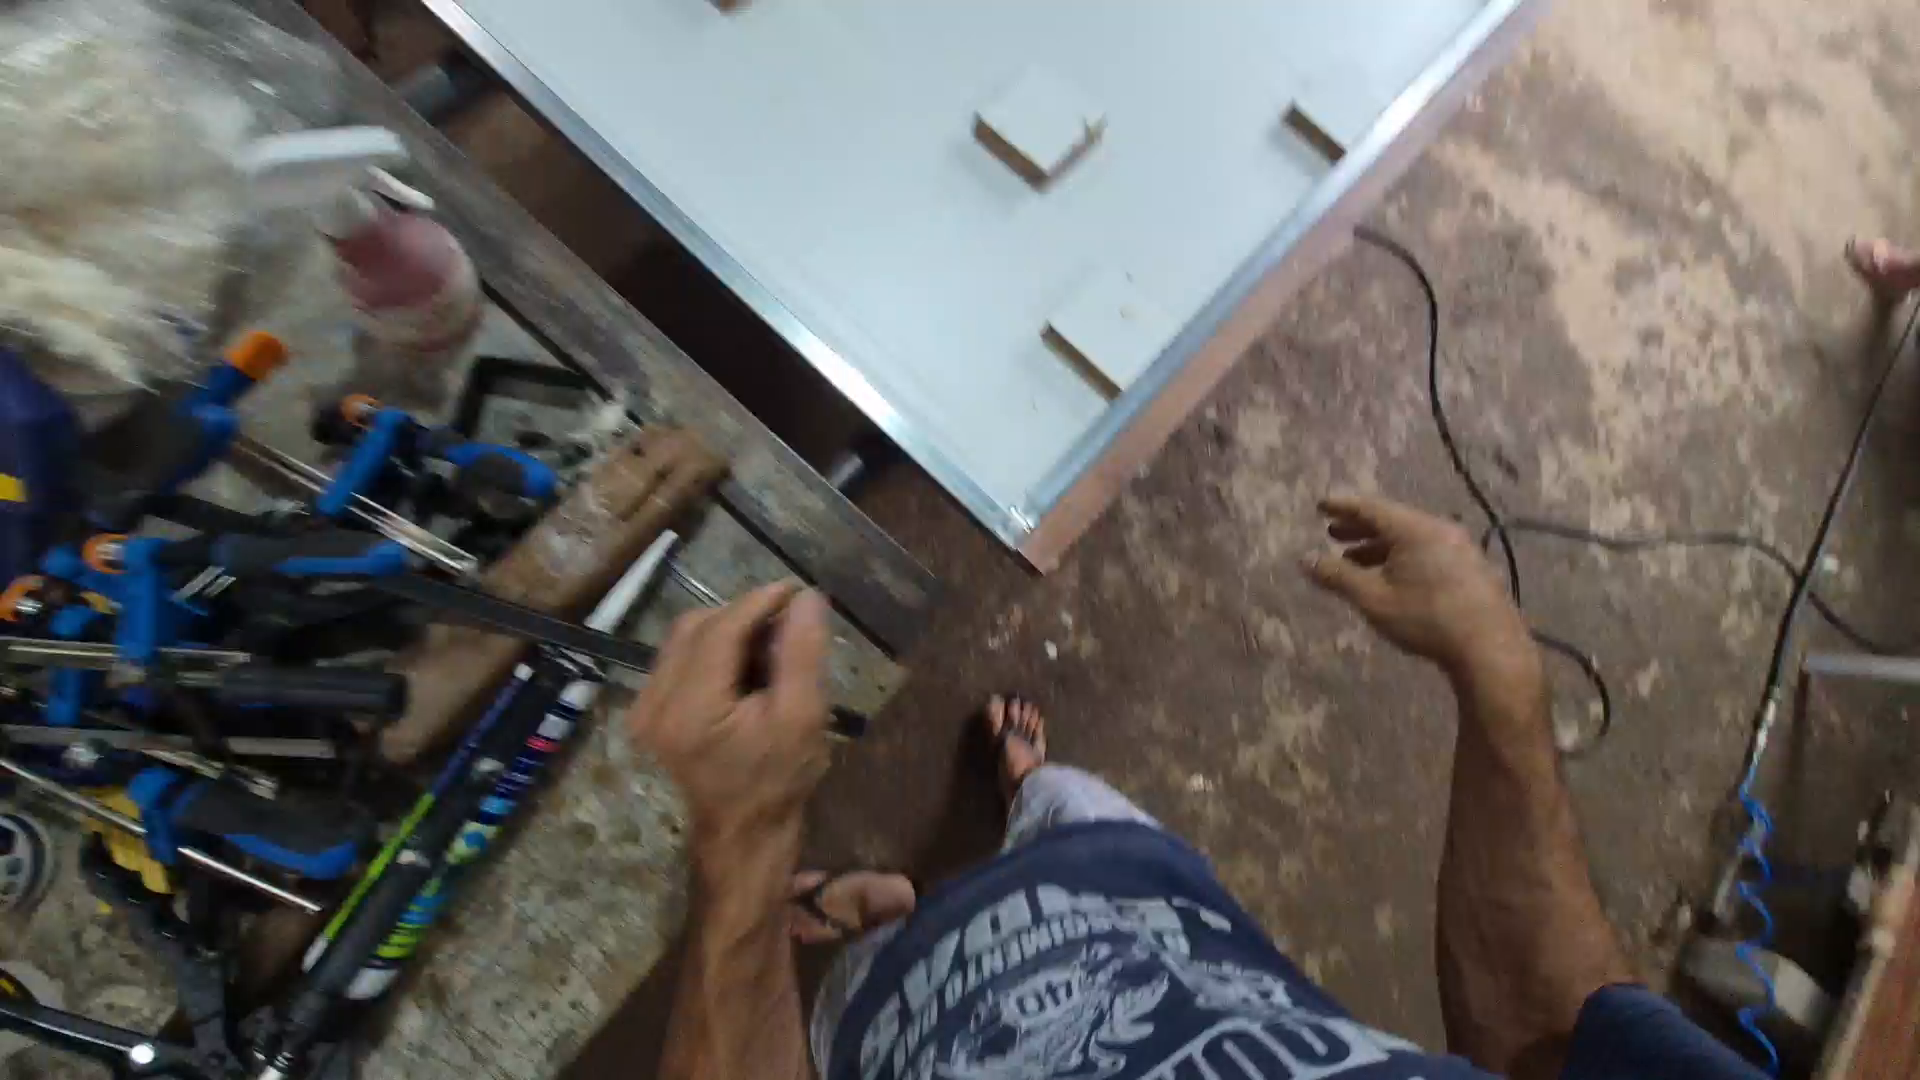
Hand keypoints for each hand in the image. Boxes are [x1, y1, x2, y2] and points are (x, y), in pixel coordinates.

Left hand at [627, 581, 832, 845]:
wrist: (744, 833)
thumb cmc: (779, 779)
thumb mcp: (803, 717)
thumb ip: (803, 653)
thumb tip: (807, 597)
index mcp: (689, 708)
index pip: (720, 629)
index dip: (759, 602)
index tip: (797, 590)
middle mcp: (653, 703)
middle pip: (697, 626)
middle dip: (745, 615)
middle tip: (790, 623)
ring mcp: (644, 708)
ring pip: (686, 637)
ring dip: (730, 629)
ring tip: (771, 646)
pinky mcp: (649, 712)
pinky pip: (681, 657)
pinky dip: (716, 648)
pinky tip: (747, 666)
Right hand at [1305, 493, 1534, 677]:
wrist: (1490, 649)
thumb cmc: (1425, 618)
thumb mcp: (1371, 598)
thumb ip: (1336, 575)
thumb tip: (1304, 559)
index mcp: (1414, 530)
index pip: (1371, 508)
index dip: (1342, 507)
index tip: (1320, 505)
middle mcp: (1440, 531)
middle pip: (1392, 521)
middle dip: (1359, 528)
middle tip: (1333, 533)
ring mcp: (1460, 549)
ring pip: (1409, 538)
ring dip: (1378, 545)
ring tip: (1354, 559)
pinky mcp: (1470, 569)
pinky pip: (1426, 550)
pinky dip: (1399, 556)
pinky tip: (1388, 576)